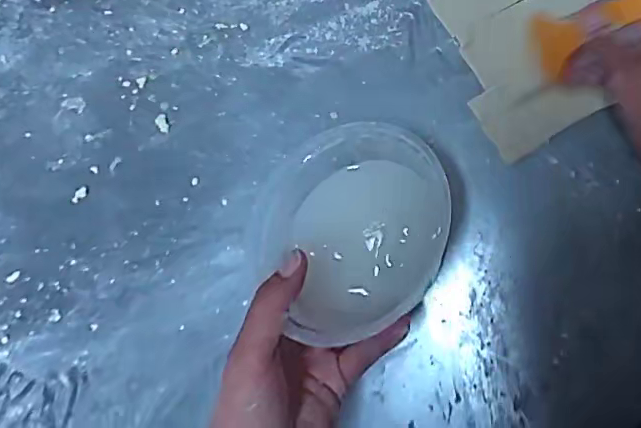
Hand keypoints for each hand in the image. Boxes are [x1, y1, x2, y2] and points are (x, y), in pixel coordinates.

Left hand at [209, 250, 410, 427]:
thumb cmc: (241, 418)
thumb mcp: (249, 355)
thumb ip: (269, 308)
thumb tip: (293, 259)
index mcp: (266, 326)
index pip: (287, 282)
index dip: (305, 258)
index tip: (326, 232)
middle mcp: (291, 339)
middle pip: (321, 299)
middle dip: (341, 276)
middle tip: (365, 249)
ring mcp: (315, 361)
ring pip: (345, 323)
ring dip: (368, 303)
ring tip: (389, 277)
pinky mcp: (335, 383)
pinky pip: (362, 354)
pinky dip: (382, 338)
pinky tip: (398, 321)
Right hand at [565, 6, 640, 165]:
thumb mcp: (624, 71)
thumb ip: (601, 43)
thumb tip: (580, 20)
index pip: (618, 8)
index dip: (590, 14)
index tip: (566, 25)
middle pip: (609, 30)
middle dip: (583, 40)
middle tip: (558, 48)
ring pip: (606, 51)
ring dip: (583, 59)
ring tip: (558, 68)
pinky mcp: (635, 81)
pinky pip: (609, 69)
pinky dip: (591, 74)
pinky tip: (568, 80)